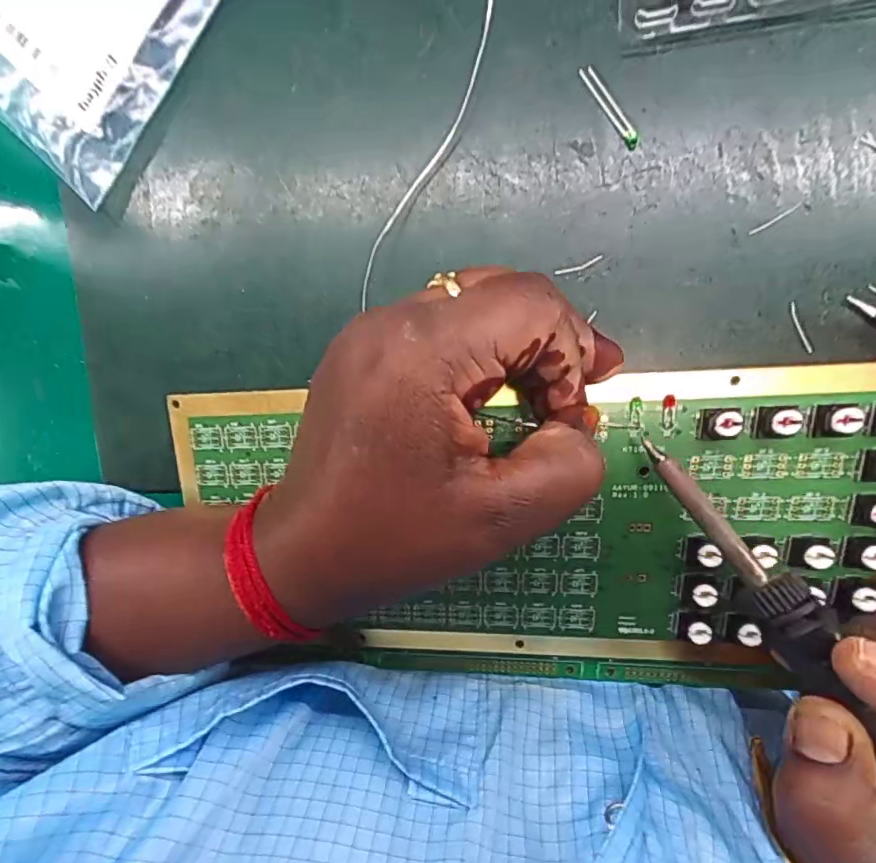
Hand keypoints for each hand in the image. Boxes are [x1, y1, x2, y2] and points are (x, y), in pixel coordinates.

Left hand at [253, 267, 624, 626]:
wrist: (300, 555)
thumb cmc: (392, 541)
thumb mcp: (501, 517)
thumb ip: (570, 464)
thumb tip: (575, 424)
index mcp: (422, 350)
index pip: (532, 303)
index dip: (573, 352)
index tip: (568, 418)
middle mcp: (387, 323)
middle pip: (500, 293)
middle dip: (549, 345)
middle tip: (572, 400)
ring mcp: (364, 334)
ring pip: (468, 307)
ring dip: (511, 349)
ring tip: (535, 401)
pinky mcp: (355, 354)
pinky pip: (432, 331)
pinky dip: (471, 357)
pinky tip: (482, 399)